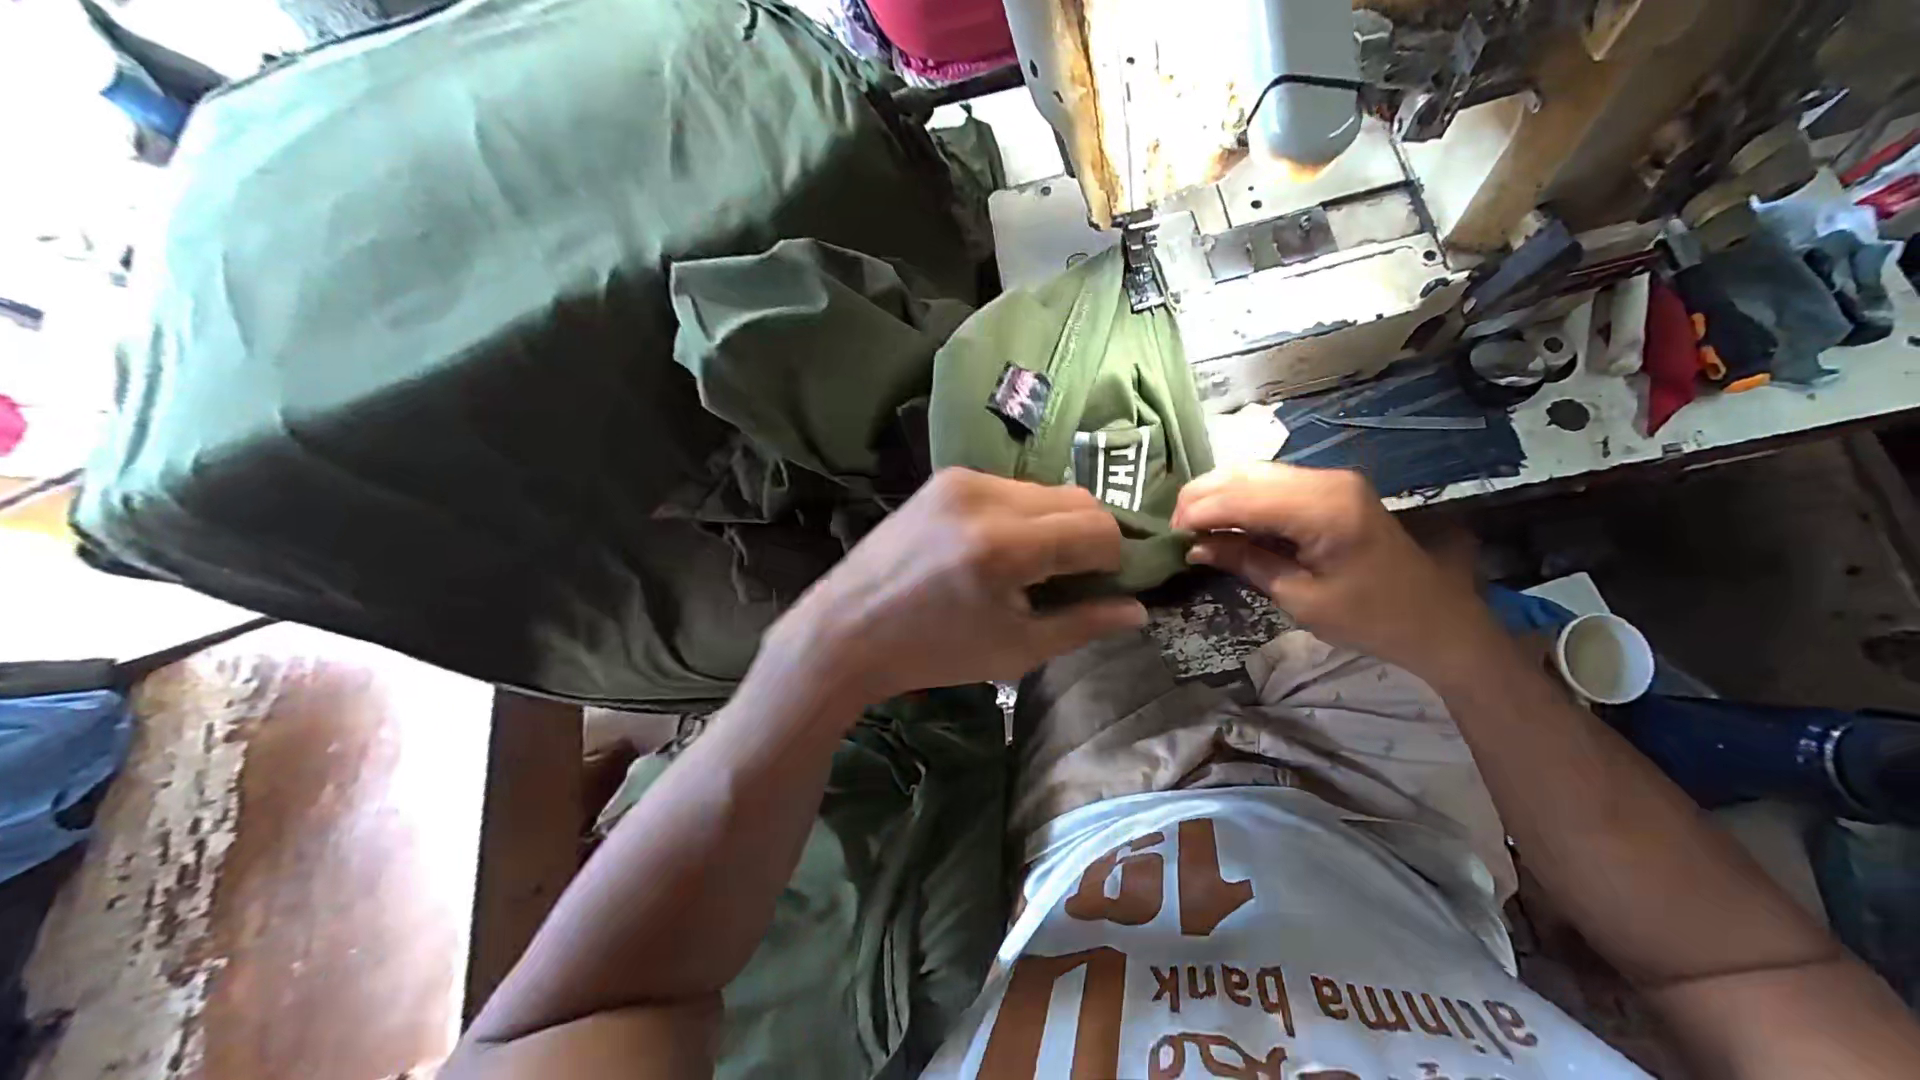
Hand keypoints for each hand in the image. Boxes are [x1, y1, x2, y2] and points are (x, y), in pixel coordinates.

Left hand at [767, 468, 1148, 706]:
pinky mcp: (945, 478)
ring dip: (1056, 525)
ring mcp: (962, 480)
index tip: (1104, 588)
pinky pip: (1009, 488)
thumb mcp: (1016, 650)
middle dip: (1091, 538)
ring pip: (1045, 491)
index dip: (1116, 560)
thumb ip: (1083, 624)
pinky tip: (999, 551)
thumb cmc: (933, 652)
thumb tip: (1137, 609)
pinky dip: (1023, 516)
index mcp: (1006, 547)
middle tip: (1074, 580)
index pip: (1098, 529)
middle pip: (1078, 500)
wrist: (847, 629)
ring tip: (1032, 568)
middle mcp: (986, 498)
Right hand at [1172, 463, 1504, 682]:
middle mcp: (1326, 481)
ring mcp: (1330, 480)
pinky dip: (1240, 496)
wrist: (1436, 618)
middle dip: (1202, 497)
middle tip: (1174, 529)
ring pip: (1254, 472)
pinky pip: (1271, 482)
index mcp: (1324, 510)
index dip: (1199, 512)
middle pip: (1244, 475)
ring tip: (1191, 524)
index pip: (1242, 498)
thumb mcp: (1300, 598)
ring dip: (1218, 493)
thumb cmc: (1370, 618)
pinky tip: (1222, 517)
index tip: (1168, 534)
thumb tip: (1194, 546)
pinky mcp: (1330, 487)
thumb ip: (1246, 562)